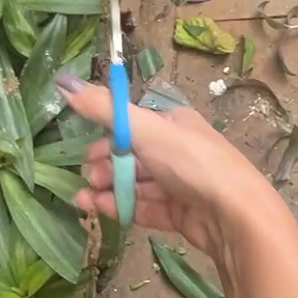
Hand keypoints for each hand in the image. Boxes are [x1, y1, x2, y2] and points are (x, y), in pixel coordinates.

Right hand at [56, 73, 281, 261]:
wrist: (235, 215)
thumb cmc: (191, 163)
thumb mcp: (145, 128)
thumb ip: (103, 108)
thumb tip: (62, 81)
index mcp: (174, 125)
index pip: (132, 128)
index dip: (106, 140)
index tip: (86, 155)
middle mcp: (178, 152)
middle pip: (131, 158)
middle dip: (105, 168)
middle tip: (90, 180)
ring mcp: (180, 184)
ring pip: (135, 185)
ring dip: (107, 191)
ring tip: (85, 201)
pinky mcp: (180, 213)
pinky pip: (145, 208)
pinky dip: (122, 208)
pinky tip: (101, 211)